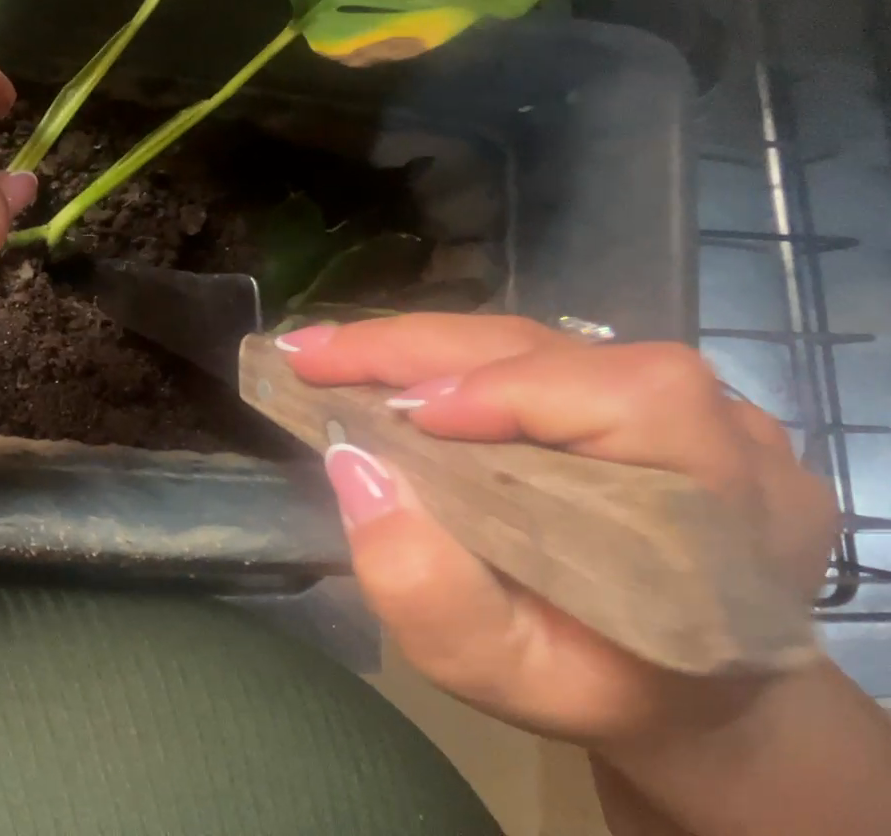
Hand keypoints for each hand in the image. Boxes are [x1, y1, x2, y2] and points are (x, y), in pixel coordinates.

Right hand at [276, 314, 837, 749]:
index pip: (634, 401)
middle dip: (417, 349)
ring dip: (415, 348)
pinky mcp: (627, 392)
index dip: (515, 390)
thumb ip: (427, 590)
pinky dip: (440, 357)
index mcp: (718, 519)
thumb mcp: (498, 670)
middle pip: (557, 349)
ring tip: (323, 358)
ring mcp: (678, 404)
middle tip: (310, 357)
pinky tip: (378, 371)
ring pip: (532, 342)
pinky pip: (528, 354)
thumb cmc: (592, 683)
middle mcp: (717, 438)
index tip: (408, 414)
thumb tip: (351, 465)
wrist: (680, 686)